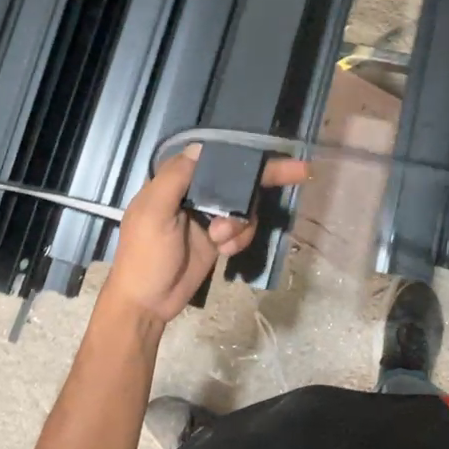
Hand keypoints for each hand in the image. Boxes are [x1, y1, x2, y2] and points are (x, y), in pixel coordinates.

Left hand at [98, 146, 309, 326]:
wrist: (148, 303)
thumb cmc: (145, 255)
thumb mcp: (154, 213)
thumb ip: (175, 178)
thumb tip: (200, 146)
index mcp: (173, 182)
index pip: (212, 159)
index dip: (241, 154)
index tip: (270, 152)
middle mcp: (193, 194)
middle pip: (234, 179)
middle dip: (263, 178)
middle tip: (302, 171)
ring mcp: (207, 217)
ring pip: (243, 206)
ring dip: (240, 222)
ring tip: (221, 239)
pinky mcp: (218, 239)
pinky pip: (243, 228)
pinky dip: (240, 238)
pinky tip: (225, 251)